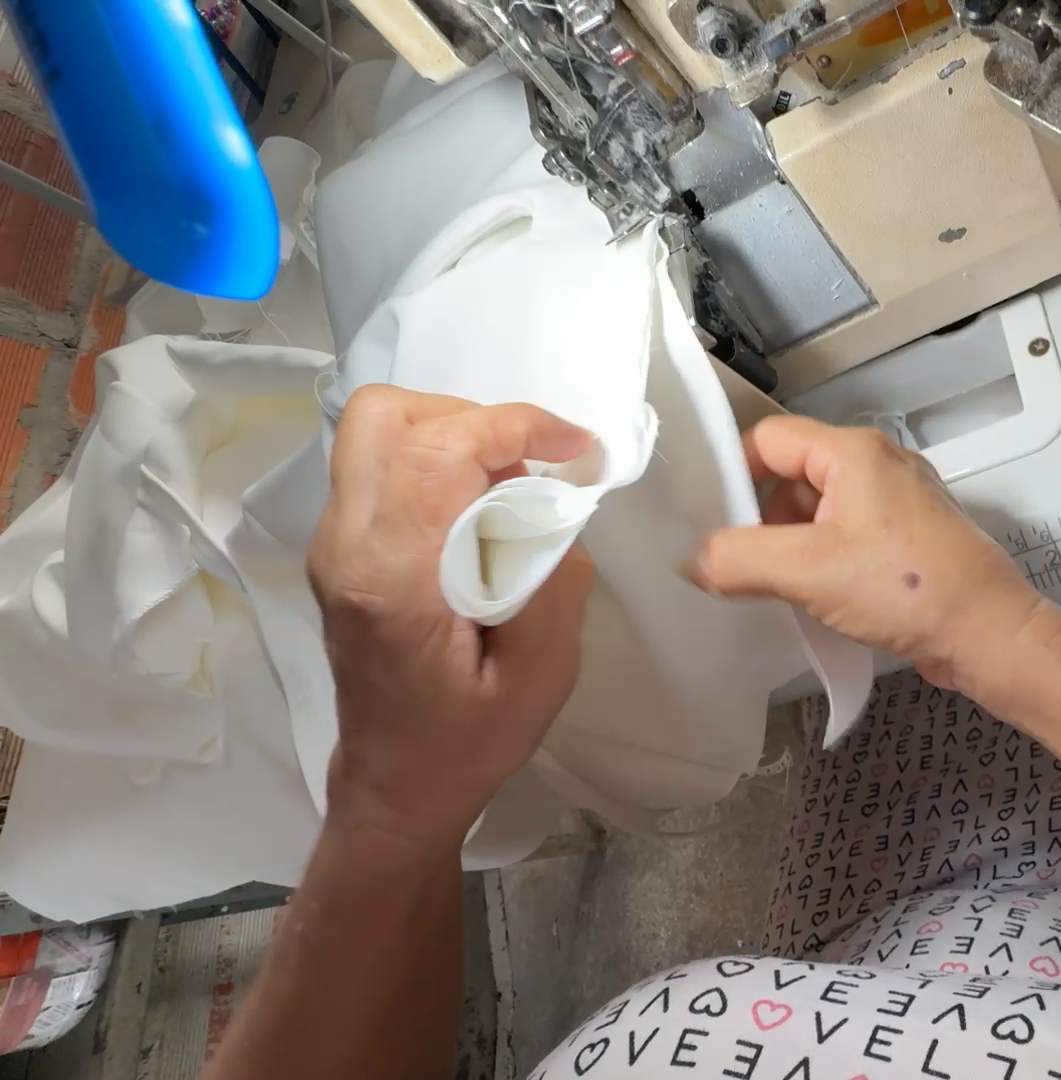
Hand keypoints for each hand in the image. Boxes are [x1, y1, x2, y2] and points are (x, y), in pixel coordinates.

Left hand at [307, 386, 595, 846]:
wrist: (399, 782)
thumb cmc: (473, 737)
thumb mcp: (544, 670)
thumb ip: (556, 579)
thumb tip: (556, 509)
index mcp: (397, 576)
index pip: (436, 448)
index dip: (516, 425)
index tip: (578, 450)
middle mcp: (349, 544)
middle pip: (387, 416)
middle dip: (478, 417)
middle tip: (538, 463)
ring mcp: (337, 543)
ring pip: (381, 430)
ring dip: (462, 435)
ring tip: (518, 485)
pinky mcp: (346, 548)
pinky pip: (388, 464)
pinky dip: (447, 459)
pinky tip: (490, 508)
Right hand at [689, 416, 1056, 692]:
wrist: (987, 632)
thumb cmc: (904, 587)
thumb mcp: (808, 569)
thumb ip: (738, 558)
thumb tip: (694, 560)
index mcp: (854, 452)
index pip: (770, 439)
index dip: (735, 475)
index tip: (713, 525)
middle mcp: (879, 465)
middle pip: (794, 476)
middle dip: (764, 521)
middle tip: (747, 568)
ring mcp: (898, 502)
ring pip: (821, 511)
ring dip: (793, 547)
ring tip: (782, 589)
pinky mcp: (909, 538)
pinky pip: (849, 536)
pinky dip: (824, 560)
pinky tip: (817, 596)